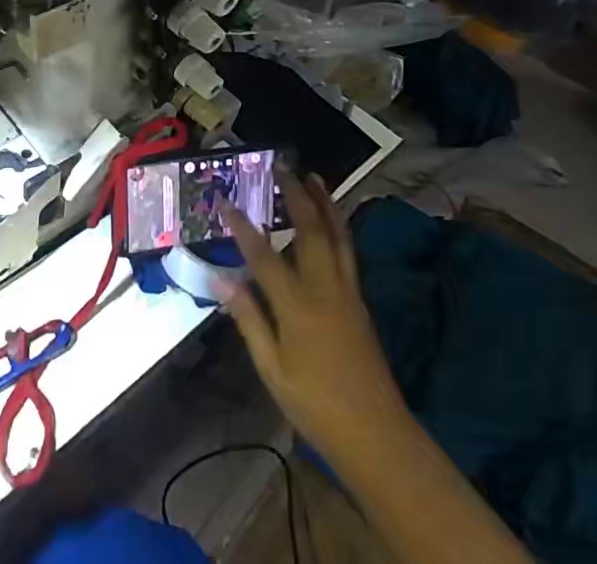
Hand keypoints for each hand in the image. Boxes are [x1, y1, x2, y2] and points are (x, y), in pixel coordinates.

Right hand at [224, 173, 408, 458]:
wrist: (374, 429)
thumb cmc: (314, 403)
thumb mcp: (271, 368)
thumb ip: (248, 320)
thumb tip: (222, 281)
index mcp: (297, 305)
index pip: (264, 255)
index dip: (243, 226)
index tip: (226, 200)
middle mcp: (325, 288)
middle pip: (310, 230)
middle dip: (296, 195)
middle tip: (283, 167)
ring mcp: (348, 291)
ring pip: (337, 235)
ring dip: (325, 203)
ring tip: (315, 176)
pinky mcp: (360, 299)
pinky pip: (347, 251)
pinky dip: (338, 227)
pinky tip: (333, 220)